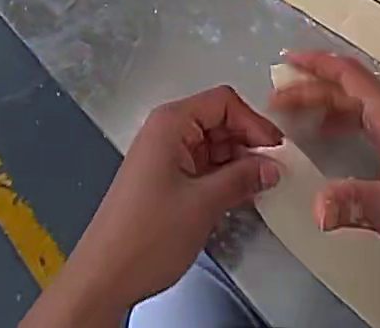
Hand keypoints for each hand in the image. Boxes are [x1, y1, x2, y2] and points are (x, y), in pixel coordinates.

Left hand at [24, 85, 282, 326]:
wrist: (103, 276)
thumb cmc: (148, 234)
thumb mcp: (203, 205)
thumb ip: (242, 179)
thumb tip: (272, 167)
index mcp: (172, 122)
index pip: (222, 102)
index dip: (252, 122)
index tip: (276, 148)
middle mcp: (167, 130)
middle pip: (218, 120)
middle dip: (247, 141)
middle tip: (275, 168)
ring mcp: (165, 153)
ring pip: (212, 144)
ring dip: (237, 161)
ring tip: (262, 183)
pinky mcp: (165, 176)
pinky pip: (202, 164)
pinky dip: (223, 175)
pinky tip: (240, 193)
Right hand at [274, 53, 379, 327]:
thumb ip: (355, 204)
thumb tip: (315, 208)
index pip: (349, 76)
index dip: (316, 64)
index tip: (286, 61)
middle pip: (348, 88)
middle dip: (311, 87)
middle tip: (276, 98)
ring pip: (358, 104)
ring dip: (325, 103)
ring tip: (295, 115)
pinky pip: (367, 121)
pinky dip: (342, 120)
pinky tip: (330, 136)